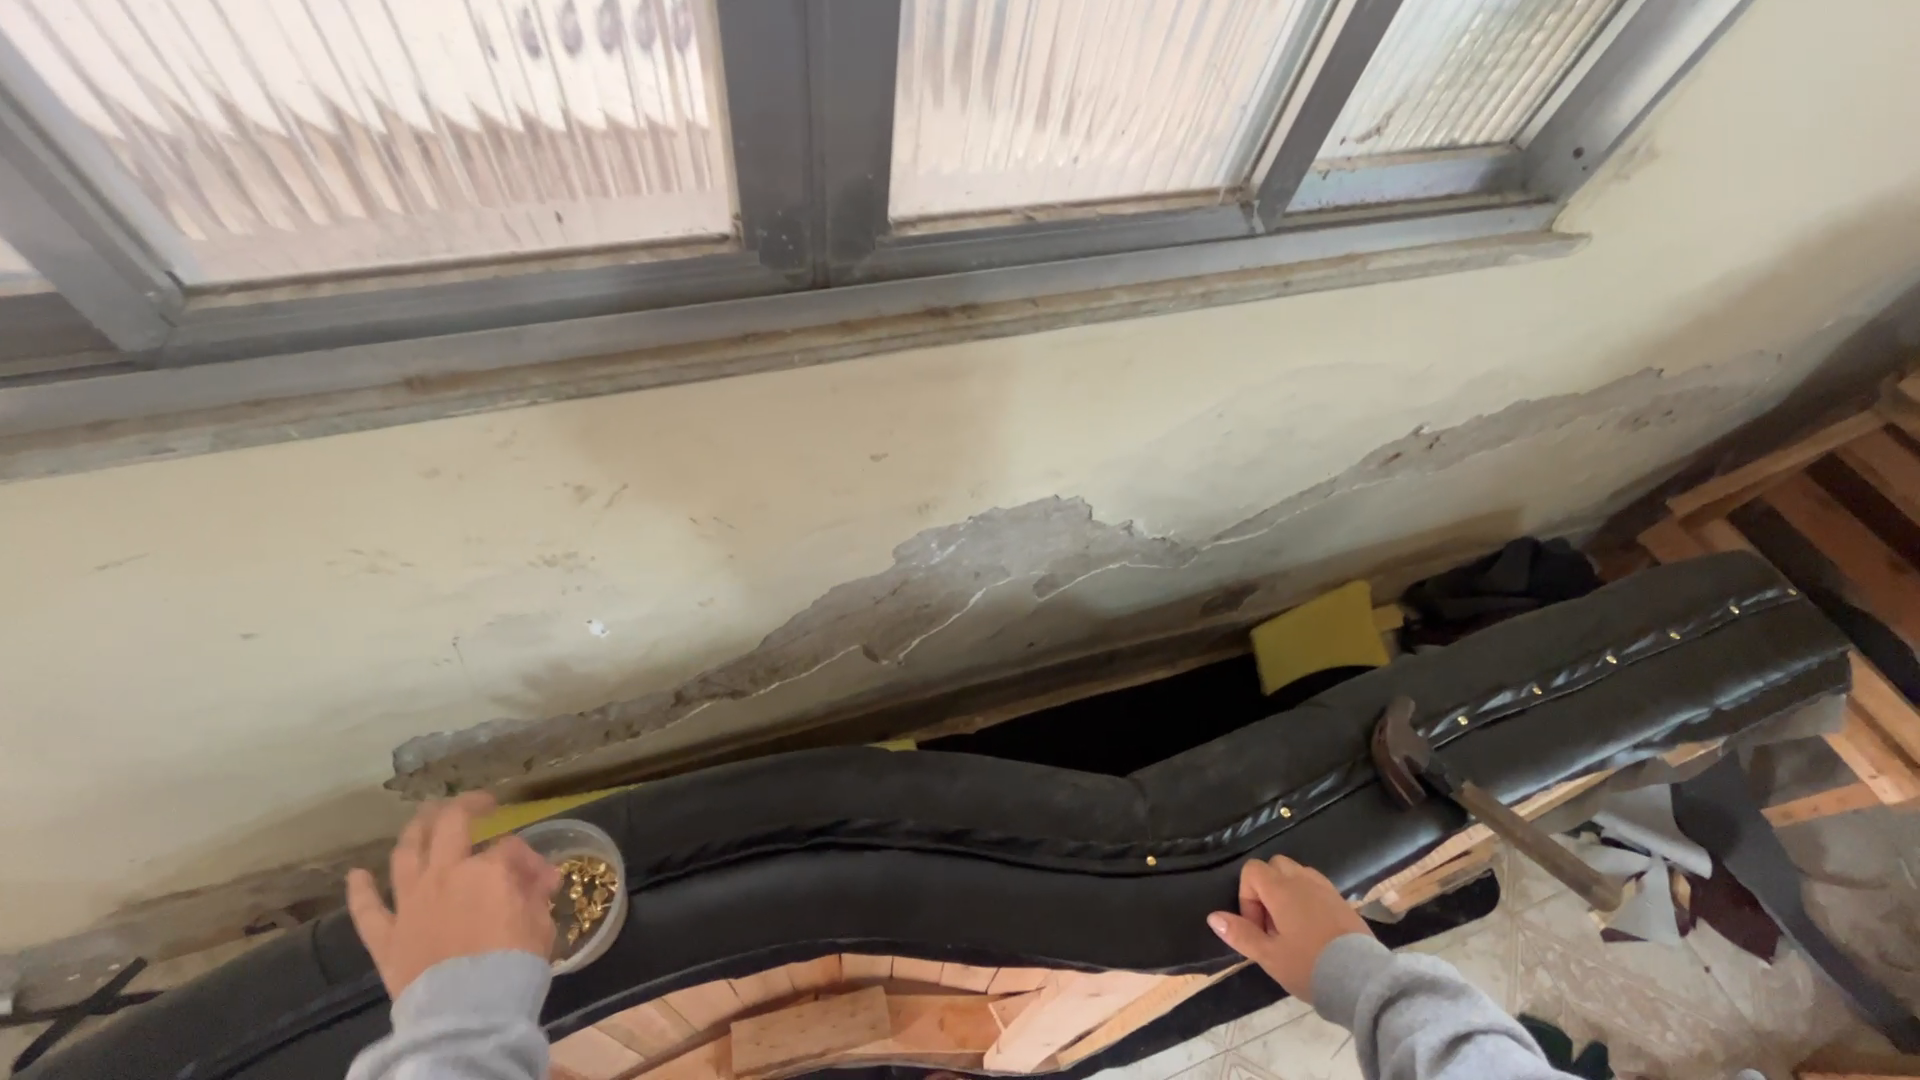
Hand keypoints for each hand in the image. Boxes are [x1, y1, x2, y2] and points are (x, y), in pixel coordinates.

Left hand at [346, 793, 563, 999]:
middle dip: (465, 807)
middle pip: (450, 826)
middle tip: (478, 803)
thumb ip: (533, 894)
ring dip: (414, 831)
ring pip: (406, 854)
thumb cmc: (514, 963)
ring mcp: (411, 903)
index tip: (544, 880)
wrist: (467, 1012)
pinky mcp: (386, 936)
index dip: (529, 859)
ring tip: (422, 818)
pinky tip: (355, 874)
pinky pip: (367, 910)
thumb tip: (535, 881)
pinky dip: (360, 890)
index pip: (511, 849)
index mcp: (488, 869)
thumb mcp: (540, 922)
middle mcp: (445, 874)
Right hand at [1207, 855, 1373, 1002]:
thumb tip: (1213, 916)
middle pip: (1275, 865)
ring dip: (1288, 892)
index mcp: (1281, 889)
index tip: (1258, 928)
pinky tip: (1313, 930)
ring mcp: (1326, 889)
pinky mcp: (1343, 901)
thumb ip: (1241, 934)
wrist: (1363, 981)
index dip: (1247, 896)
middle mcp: (1303, 880)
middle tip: (1273, 926)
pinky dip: (1308, 899)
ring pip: (1297, 874)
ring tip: (1292, 928)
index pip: (1252, 870)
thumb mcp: (1269, 956)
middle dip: (1267, 889)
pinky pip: (1317, 887)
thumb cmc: (1310, 966)